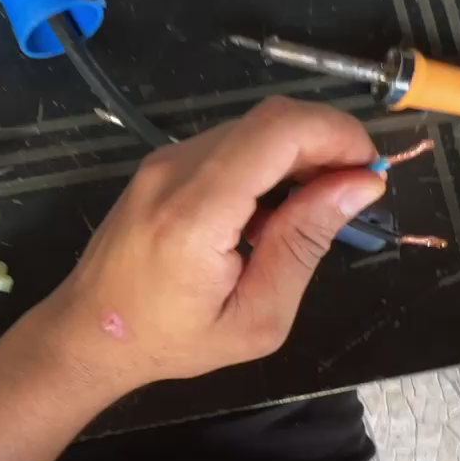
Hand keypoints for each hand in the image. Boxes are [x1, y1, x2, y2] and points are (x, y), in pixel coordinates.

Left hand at [28, 96, 386, 394]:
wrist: (90, 332)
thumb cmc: (170, 339)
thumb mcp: (255, 316)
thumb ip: (304, 244)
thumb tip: (359, 184)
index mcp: (195, 212)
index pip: (277, 131)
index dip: (336, 134)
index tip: (368, 171)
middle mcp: (172, 172)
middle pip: (267, 121)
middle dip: (323, 144)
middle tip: (346, 195)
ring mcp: (159, 164)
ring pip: (247, 129)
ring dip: (293, 155)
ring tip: (305, 210)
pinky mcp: (156, 168)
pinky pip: (222, 146)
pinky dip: (260, 163)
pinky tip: (264, 211)